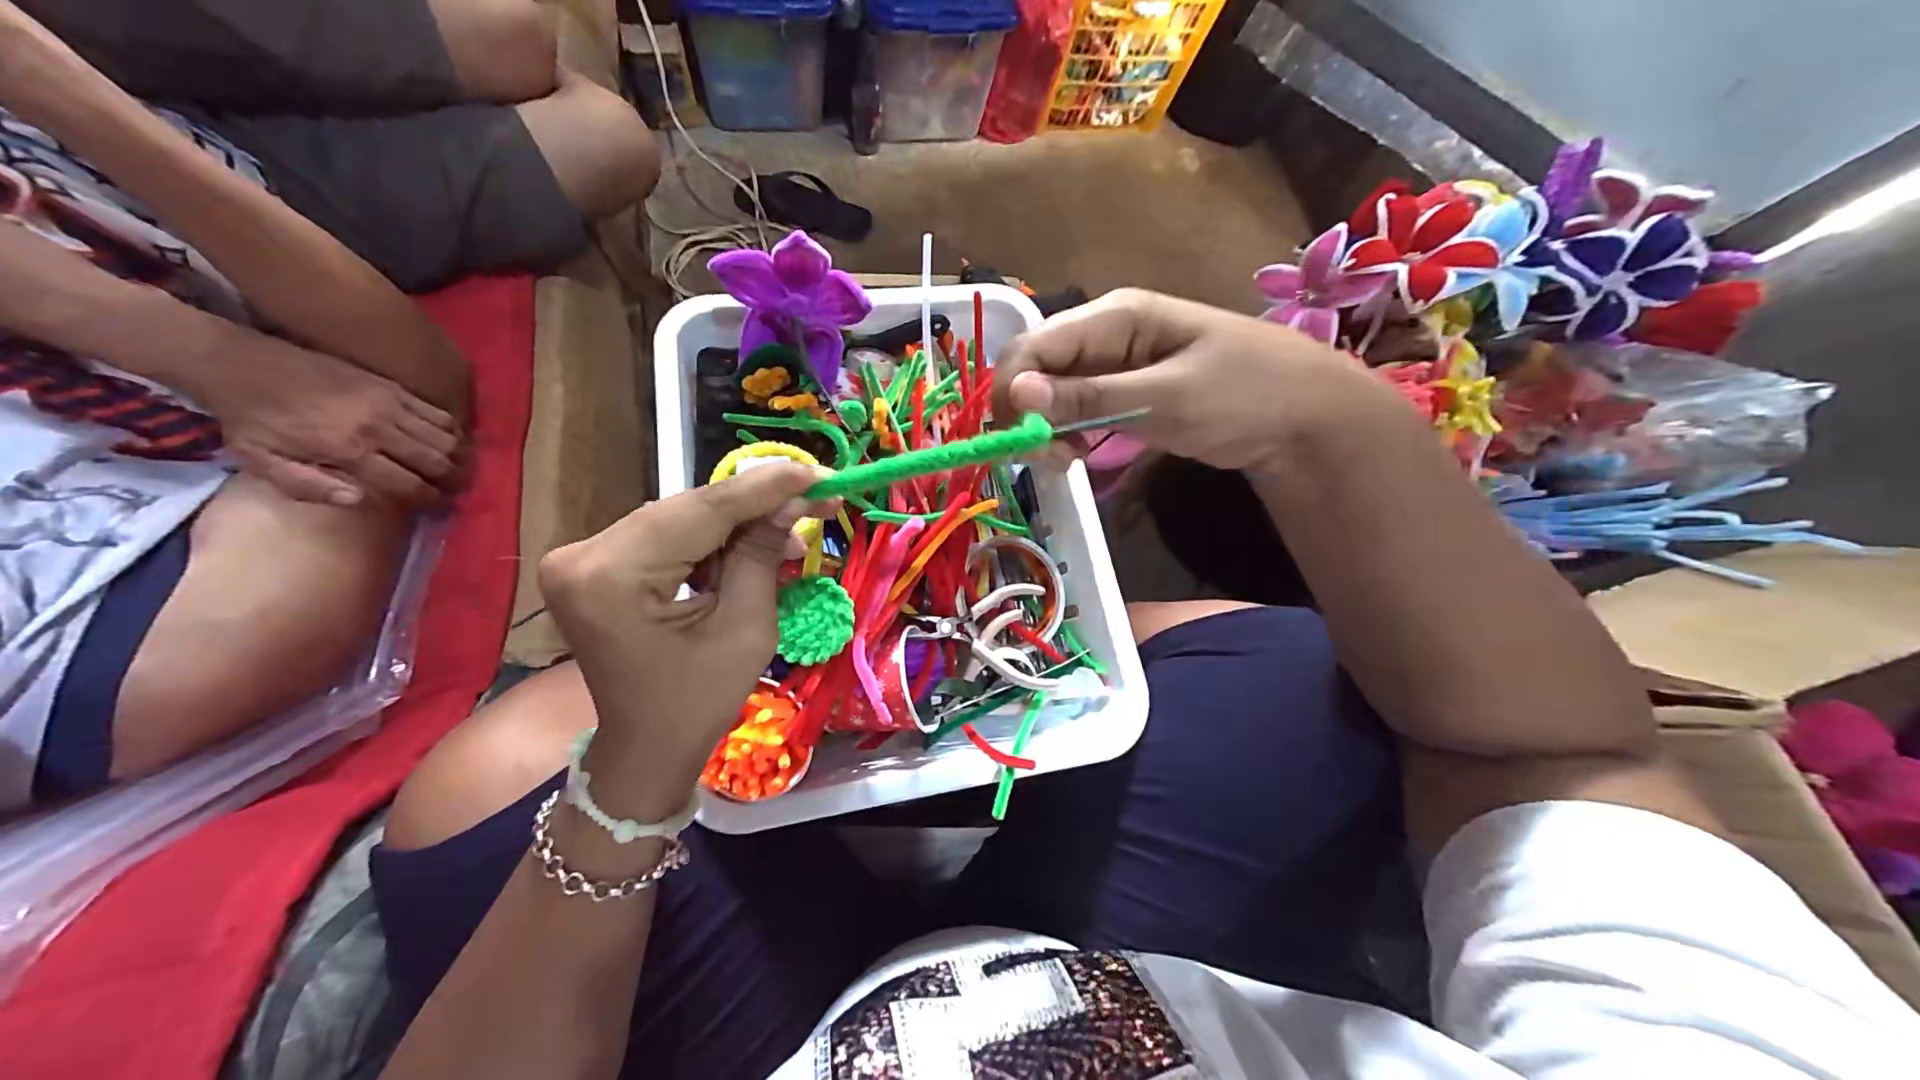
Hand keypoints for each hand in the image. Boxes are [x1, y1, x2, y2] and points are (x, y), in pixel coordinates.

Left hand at [195, 331, 465, 510]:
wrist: (240, 363)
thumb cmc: (249, 419)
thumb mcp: (261, 461)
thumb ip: (308, 486)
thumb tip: (359, 499)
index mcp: (347, 450)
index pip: (408, 484)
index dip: (429, 500)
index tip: (437, 506)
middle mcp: (378, 427)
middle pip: (437, 460)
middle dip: (454, 480)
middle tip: (459, 490)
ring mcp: (390, 404)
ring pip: (446, 437)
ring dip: (460, 457)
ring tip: (462, 468)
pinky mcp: (393, 387)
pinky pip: (439, 413)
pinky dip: (453, 431)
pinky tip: (453, 442)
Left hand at [537, 463, 828, 804]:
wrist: (646, 748)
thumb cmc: (698, 702)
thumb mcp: (745, 628)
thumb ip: (762, 554)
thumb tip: (794, 498)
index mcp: (612, 576)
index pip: (701, 511)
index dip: (765, 487)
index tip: (818, 472)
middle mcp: (582, 554)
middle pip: (689, 509)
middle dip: (756, 504)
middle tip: (816, 498)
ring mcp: (581, 557)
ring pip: (681, 518)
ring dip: (737, 523)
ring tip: (789, 536)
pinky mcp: (593, 564)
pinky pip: (666, 535)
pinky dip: (711, 540)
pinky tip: (749, 550)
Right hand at [993, 288, 1409, 477]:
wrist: (1311, 419)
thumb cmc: (1245, 395)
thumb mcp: (1165, 398)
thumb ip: (1089, 398)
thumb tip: (1016, 393)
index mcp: (1116, 315)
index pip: (1034, 346)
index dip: (1011, 391)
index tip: (1017, 442)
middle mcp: (1108, 332)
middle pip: (1037, 368)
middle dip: (1030, 414)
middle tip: (1051, 459)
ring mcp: (1117, 363)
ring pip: (1053, 393)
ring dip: (1047, 429)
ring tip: (1071, 461)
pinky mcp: (1127, 391)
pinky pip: (1078, 409)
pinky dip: (1070, 434)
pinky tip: (1081, 455)